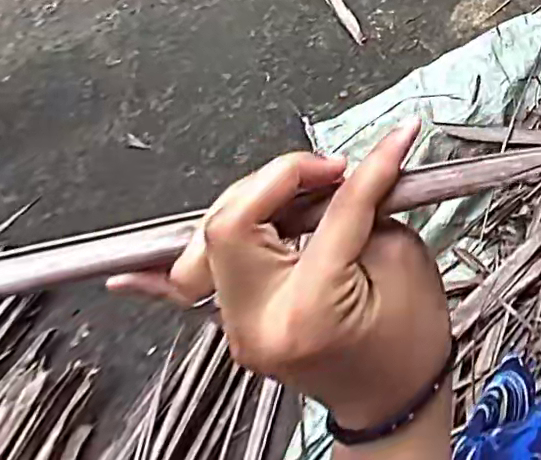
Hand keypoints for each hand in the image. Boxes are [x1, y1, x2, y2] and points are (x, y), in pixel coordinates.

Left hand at [107, 119, 451, 429]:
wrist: (395, 397)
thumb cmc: (407, 343)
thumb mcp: (402, 257)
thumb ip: (371, 204)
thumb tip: (362, 164)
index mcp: (309, 308)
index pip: (333, 209)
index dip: (370, 167)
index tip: (393, 142)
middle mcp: (259, 320)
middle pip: (235, 219)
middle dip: (286, 176)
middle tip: (332, 170)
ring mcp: (239, 326)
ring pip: (207, 242)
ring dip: (250, 200)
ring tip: (294, 190)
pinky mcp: (236, 323)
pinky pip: (184, 293)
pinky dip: (160, 272)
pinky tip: (133, 267)